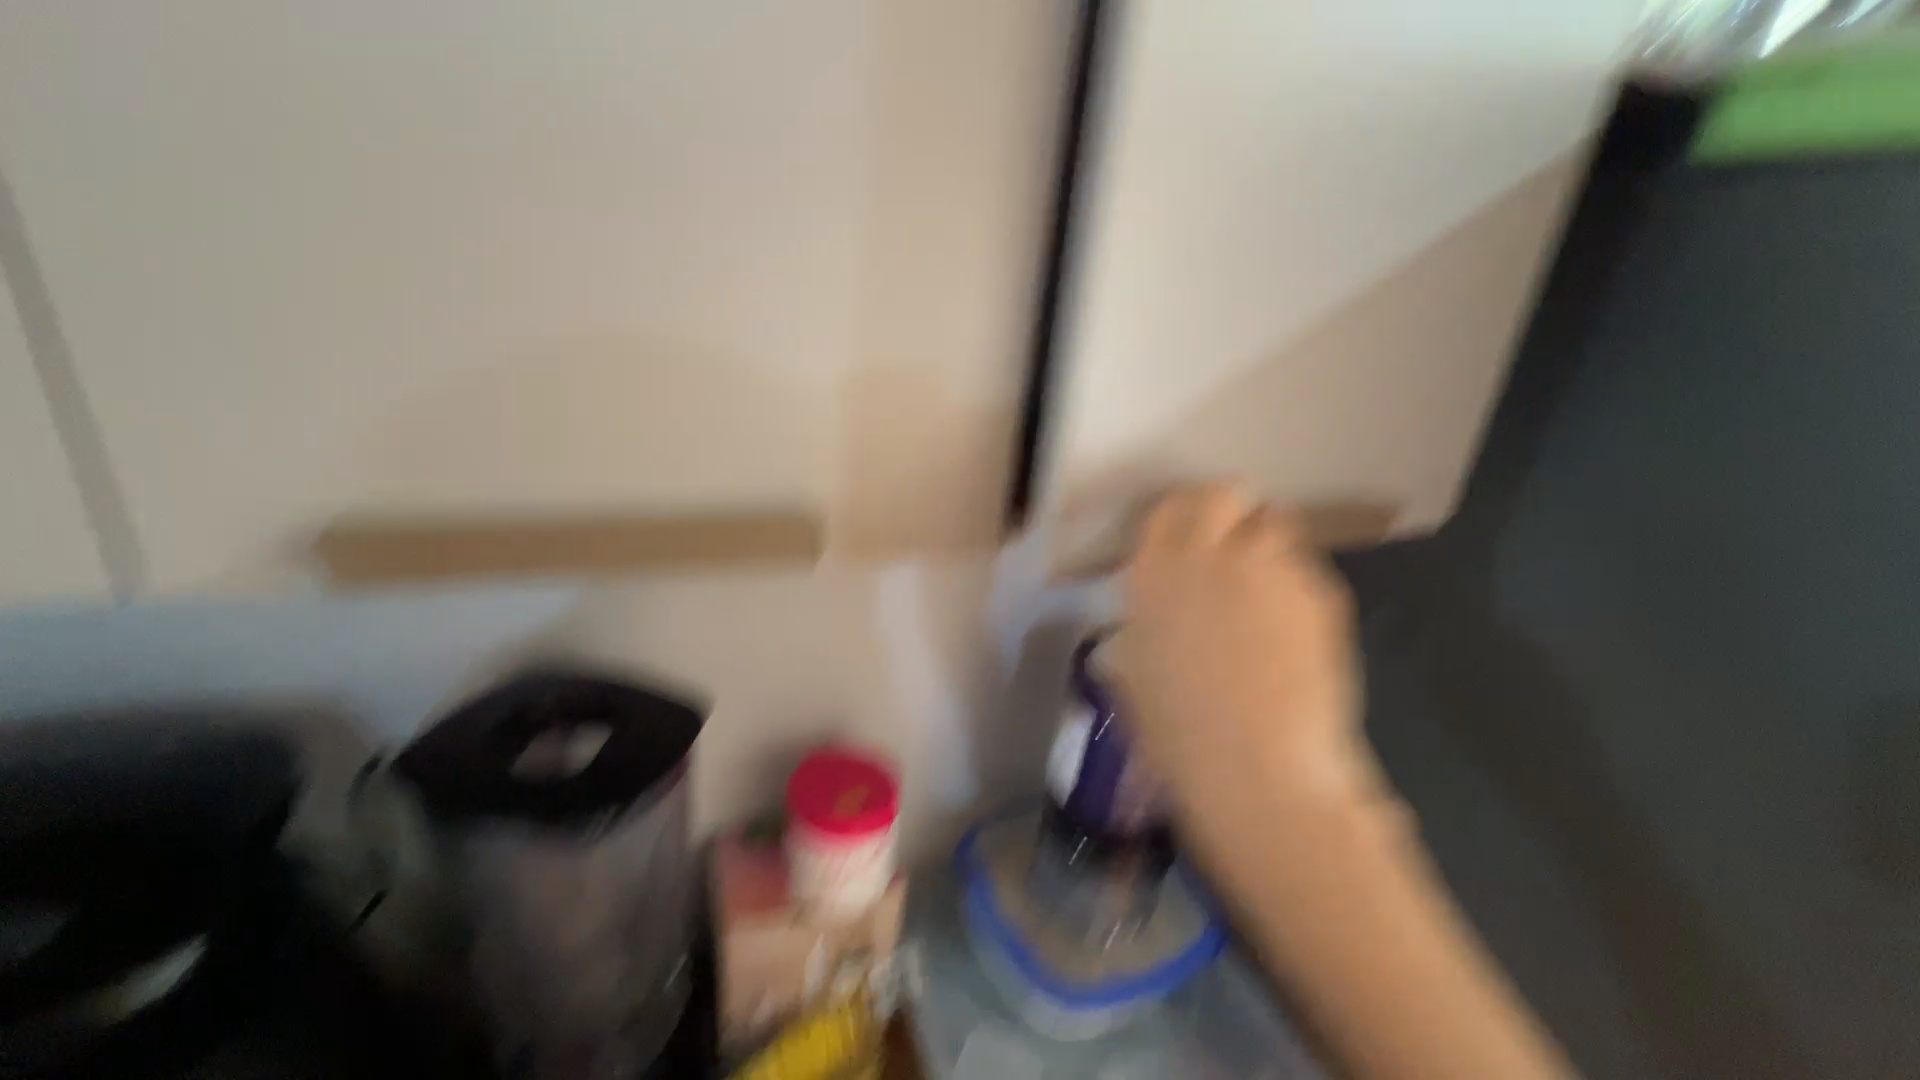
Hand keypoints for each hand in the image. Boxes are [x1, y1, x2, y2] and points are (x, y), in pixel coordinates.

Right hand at [1112, 484, 1379, 848]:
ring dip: (1269, 547)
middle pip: (1223, 494)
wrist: (1257, 768)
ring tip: (1269, 591)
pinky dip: (1299, 588)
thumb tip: (1143, 633)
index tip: (1189, 537)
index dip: (1181, 518)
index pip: (1168, 510)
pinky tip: (1296, 634)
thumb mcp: (1136, 681)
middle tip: (1234, 543)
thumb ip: (1142, 637)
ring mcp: (1271, 569)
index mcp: (1154, 575)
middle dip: (1230, 510)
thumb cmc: (1180, 736)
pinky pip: (1307, 570)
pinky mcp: (1323, 592)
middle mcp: (1210, 556)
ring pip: (1275, 526)